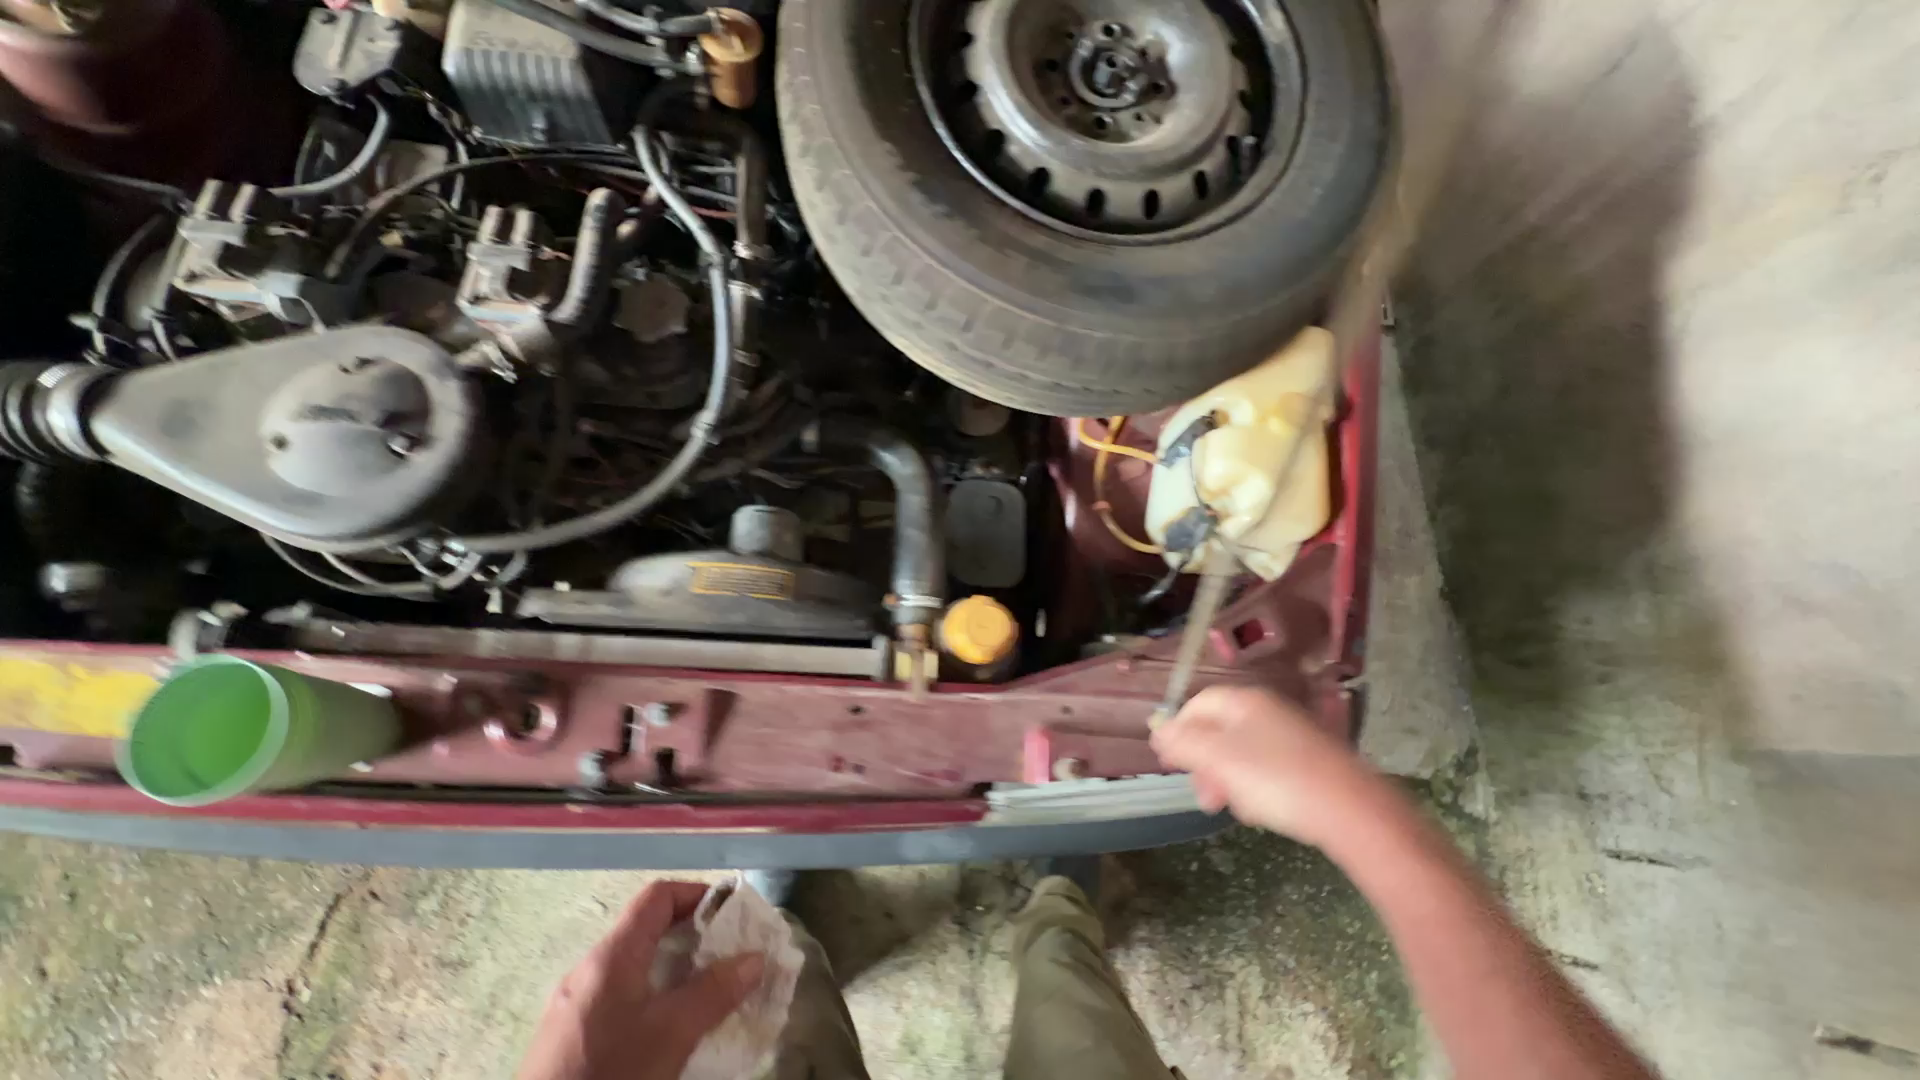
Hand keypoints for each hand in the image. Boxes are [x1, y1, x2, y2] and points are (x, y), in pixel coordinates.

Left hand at [518, 881, 765, 1079]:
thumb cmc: (611, 1073)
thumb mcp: (672, 1034)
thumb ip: (715, 992)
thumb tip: (755, 958)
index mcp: (611, 955)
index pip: (657, 896)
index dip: (698, 894)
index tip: (733, 913)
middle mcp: (588, 969)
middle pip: (647, 931)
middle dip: (694, 937)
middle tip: (730, 956)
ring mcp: (575, 1004)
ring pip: (635, 968)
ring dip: (676, 970)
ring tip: (710, 993)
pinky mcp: (570, 1037)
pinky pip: (621, 998)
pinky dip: (653, 998)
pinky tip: (671, 1029)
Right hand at [1151, 685, 1387, 848]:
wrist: (1351, 811)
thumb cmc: (1277, 781)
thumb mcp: (1219, 760)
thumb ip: (1183, 742)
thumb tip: (1158, 730)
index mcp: (1245, 702)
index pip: (1199, 703)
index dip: (1178, 729)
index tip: (1168, 761)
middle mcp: (1268, 711)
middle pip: (1219, 729)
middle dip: (1203, 762)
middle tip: (1201, 795)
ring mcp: (1291, 736)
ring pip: (1241, 752)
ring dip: (1225, 779)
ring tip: (1229, 807)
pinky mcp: (1308, 762)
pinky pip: (1266, 768)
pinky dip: (1254, 786)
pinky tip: (1259, 811)